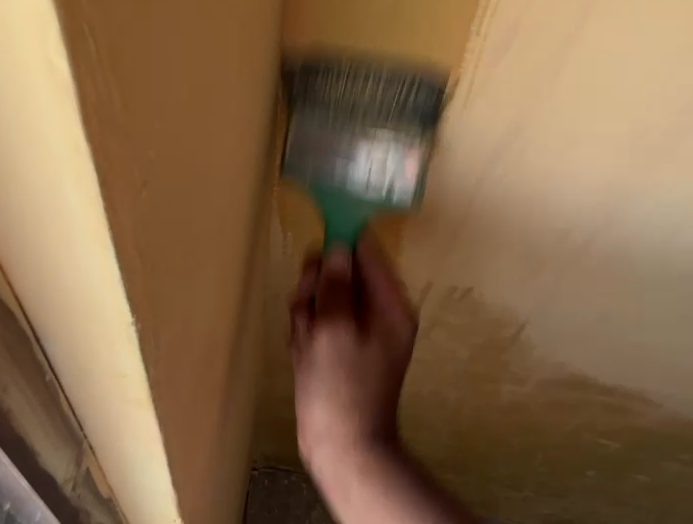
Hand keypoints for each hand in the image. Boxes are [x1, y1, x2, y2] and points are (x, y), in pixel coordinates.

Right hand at [289, 233, 418, 472]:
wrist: (341, 449)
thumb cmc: (340, 387)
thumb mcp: (334, 327)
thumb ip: (335, 282)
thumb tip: (339, 245)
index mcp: (390, 304)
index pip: (366, 251)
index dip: (339, 245)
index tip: (315, 256)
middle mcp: (378, 311)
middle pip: (340, 271)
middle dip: (317, 288)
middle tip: (307, 312)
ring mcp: (358, 329)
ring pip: (324, 295)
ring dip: (307, 311)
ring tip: (305, 339)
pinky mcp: (340, 346)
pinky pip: (318, 320)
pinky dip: (306, 331)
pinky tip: (303, 352)